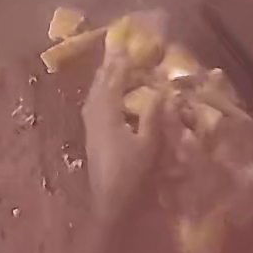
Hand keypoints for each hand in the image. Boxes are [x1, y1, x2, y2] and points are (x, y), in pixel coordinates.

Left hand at [80, 33, 168, 225]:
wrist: (110, 204)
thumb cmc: (132, 175)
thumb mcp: (148, 144)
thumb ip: (153, 115)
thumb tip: (161, 91)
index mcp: (107, 115)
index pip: (113, 82)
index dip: (121, 65)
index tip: (129, 48)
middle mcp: (94, 117)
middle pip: (99, 85)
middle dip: (109, 68)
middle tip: (118, 51)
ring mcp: (90, 127)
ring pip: (94, 96)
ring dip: (103, 80)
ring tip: (113, 68)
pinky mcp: (91, 137)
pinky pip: (94, 106)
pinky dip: (101, 93)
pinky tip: (107, 96)